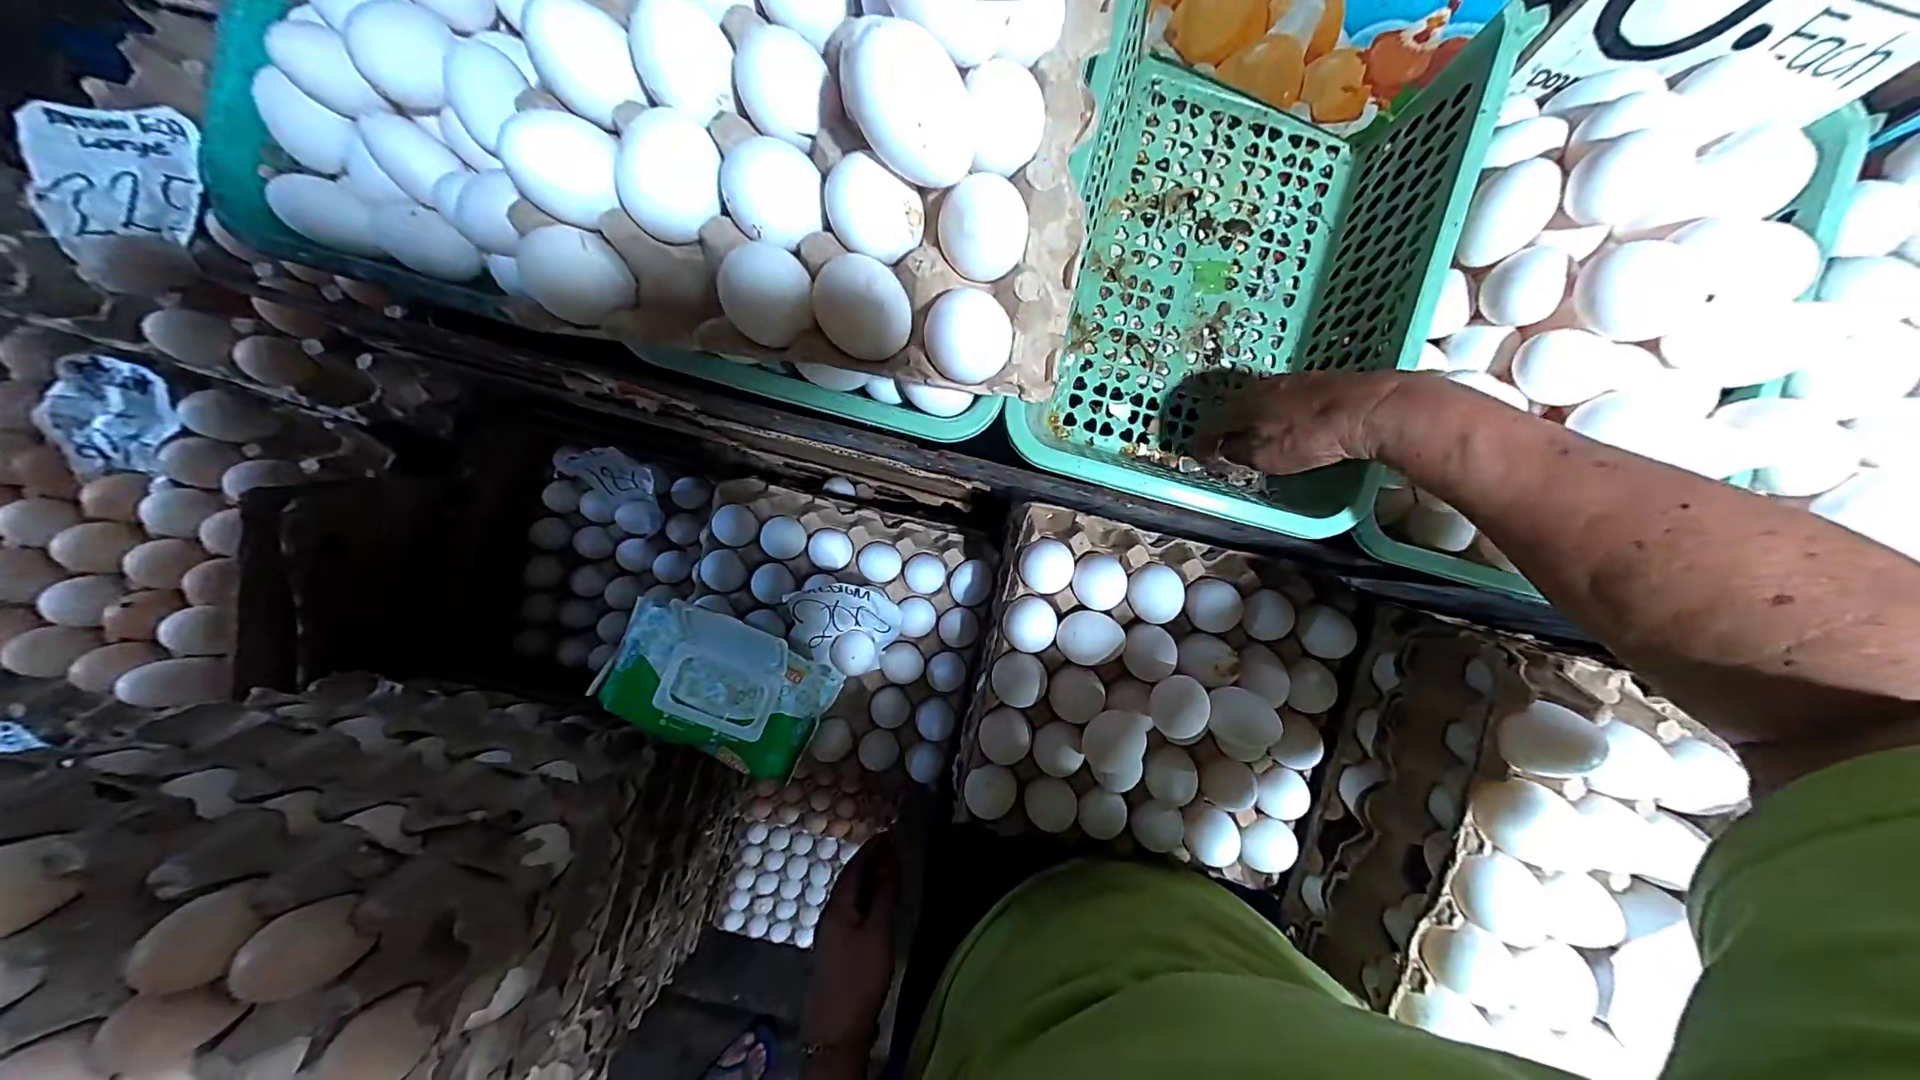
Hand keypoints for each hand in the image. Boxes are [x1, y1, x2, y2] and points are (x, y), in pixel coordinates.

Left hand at [801, 832, 900, 1054]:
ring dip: (867, 880)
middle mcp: (829, 914)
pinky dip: (864, 898)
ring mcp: (829, 933)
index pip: (855, 867)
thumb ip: (885, 894)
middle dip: (869, 861)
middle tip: (892, 848)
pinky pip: (850, 910)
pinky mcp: (835, 949)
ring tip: (888, 870)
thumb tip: (890, 858)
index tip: (889, 833)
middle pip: (849, 880)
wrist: (837, 1029)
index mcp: (838, 906)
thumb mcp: (879, 931)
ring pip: (850, 896)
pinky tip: (876, 904)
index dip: (872, 848)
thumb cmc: (861, 976)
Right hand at [1192, 370, 1418, 474]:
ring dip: (1252, 416)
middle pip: (1233, 406)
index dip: (1203, 442)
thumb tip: (1224, 449)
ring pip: (1260, 399)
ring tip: (1255, 432)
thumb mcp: (1265, 457)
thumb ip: (1239, 452)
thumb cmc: (1310, 437)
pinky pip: (1284, 397)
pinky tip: (1287, 421)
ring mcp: (1292, 380)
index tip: (1200, 456)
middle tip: (1224, 442)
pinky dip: (1277, 411)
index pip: (1211, 423)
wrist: (1368, 409)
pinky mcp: (1319, 380)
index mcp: (1242, 404)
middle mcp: (1261, 386)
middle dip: (1226, 424)